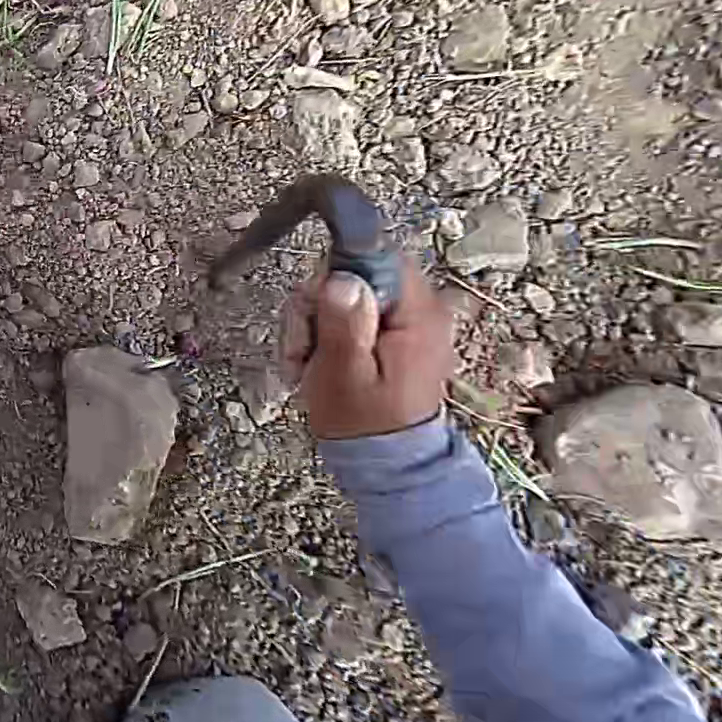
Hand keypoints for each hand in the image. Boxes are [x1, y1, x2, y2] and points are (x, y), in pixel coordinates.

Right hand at [279, 256, 455, 440]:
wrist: (383, 463)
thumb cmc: (363, 422)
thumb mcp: (345, 372)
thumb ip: (344, 322)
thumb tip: (341, 279)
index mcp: (417, 316)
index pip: (377, 258)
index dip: (336, 275)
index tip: (317, 307)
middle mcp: (416, 311)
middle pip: (351, 276)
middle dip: (315, 305)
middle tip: (305, 344)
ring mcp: (400, 322)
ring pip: (338, 295)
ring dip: (310, 324)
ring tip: (306, 360)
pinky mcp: (385, 334)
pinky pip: (342, 314)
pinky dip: (320, 334)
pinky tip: (314, 361)